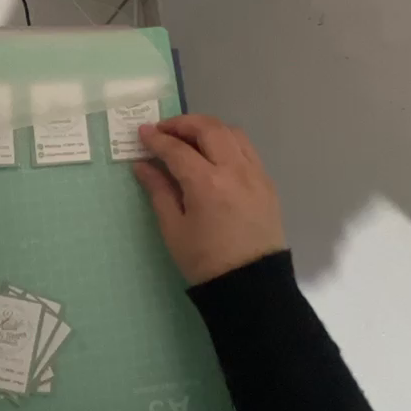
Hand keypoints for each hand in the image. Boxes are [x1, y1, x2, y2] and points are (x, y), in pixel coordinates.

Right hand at [132, 114, 286, 283]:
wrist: (251, 286)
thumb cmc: (204, 261)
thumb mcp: (173, 228)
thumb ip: (158, 190)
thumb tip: (143, 165)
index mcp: (206, 183)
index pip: (177, 149)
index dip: (156, 139)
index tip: (142, 133)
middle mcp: (234, 170)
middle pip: (209, 128)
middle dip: (183, 124)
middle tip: (164, 131)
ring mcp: (255, 174)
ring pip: (232, 133)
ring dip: (207, 129)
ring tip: (189, 139)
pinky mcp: (267, 183)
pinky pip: (246, 150)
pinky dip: (227, 142)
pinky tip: (213, 156)